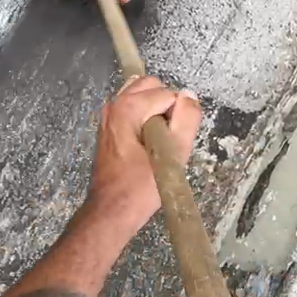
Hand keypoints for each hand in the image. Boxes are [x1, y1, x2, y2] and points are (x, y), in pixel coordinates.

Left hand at [86, 75, 201, 231]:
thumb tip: (189, 95)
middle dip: (166, 106)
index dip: (177, 117)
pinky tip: (146, 141)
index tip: (171, 142)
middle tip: (167, 138)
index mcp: (128, 107)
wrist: (112, 209)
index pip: (168, 94)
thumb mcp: (173, 154)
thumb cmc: (141, 187)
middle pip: (152, 86)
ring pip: (140, 93)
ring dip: (154, 109)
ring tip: (157, 139)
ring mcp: (108, 113)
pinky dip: (143, 114)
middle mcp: (114, 104)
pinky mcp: (108, 125)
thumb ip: (186, 120)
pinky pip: (131, 106)